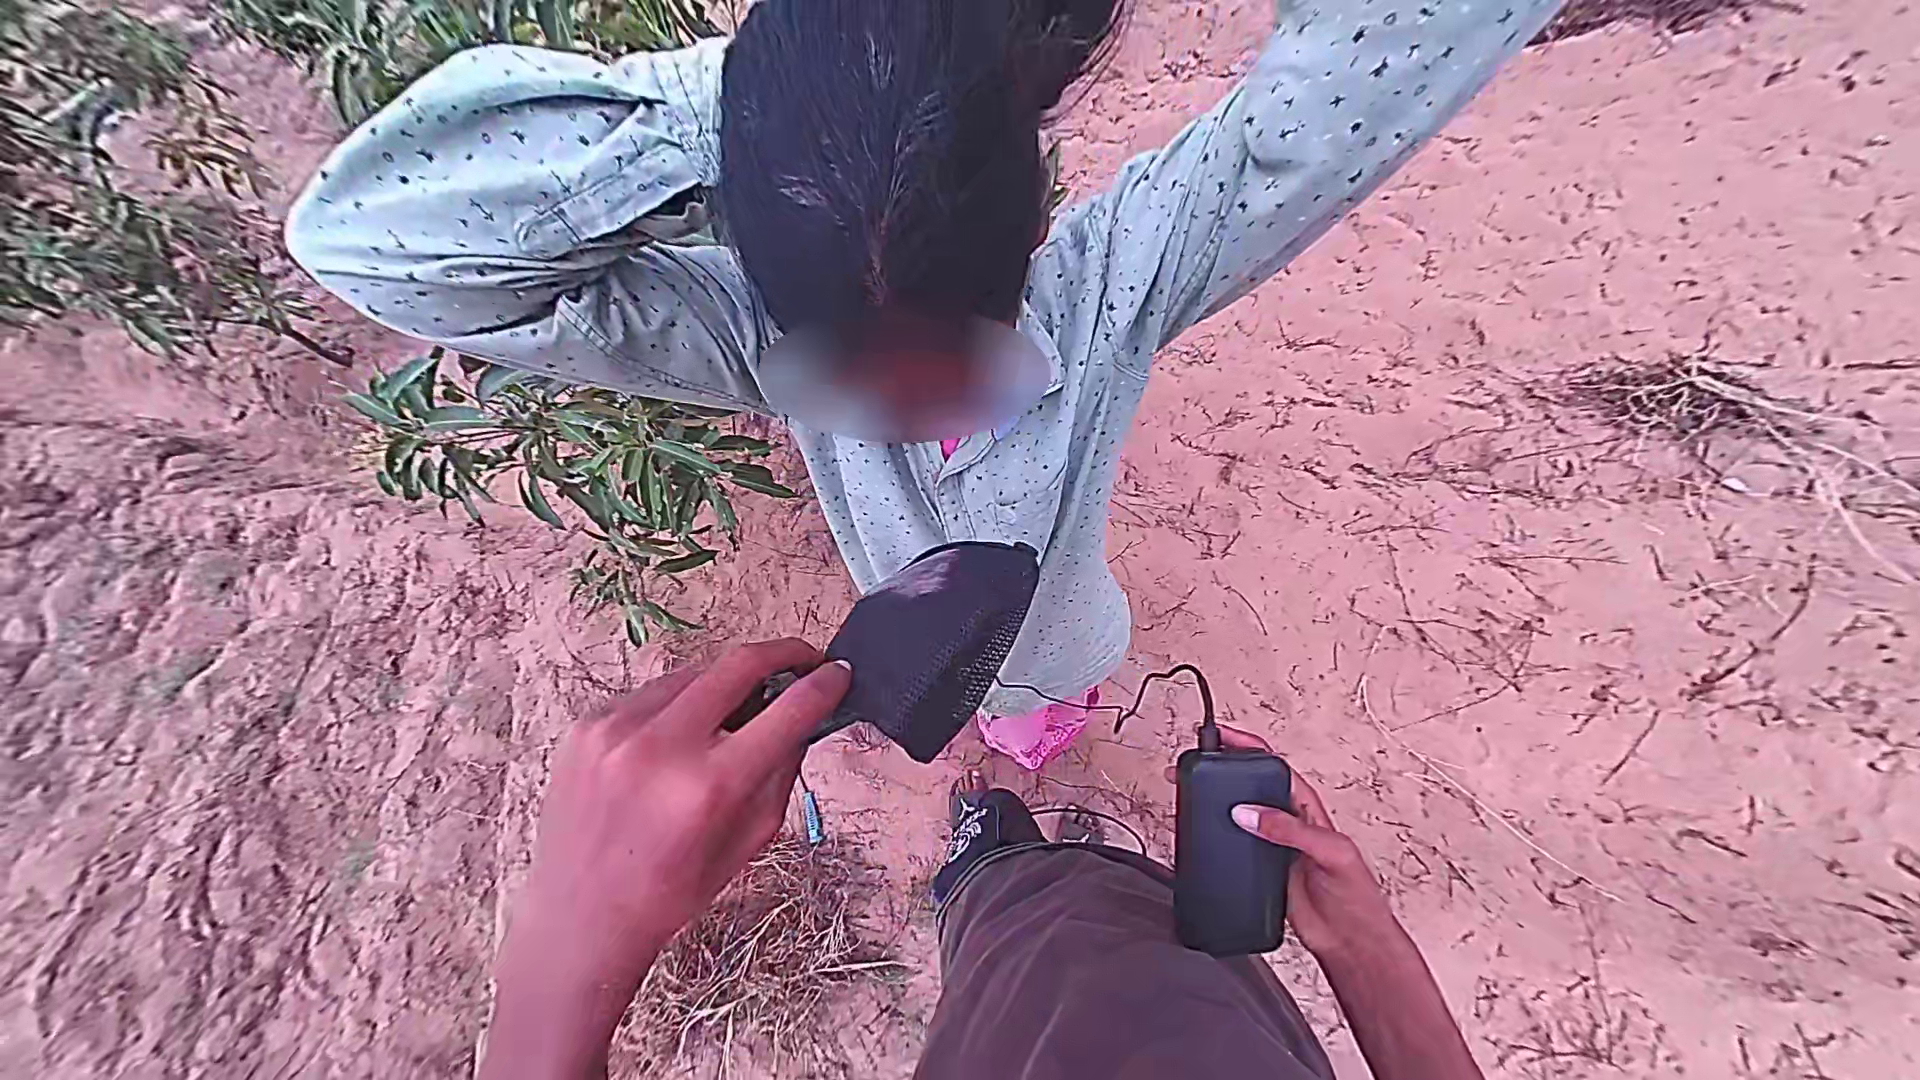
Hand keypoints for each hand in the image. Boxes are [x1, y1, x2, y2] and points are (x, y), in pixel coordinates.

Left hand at [481, 640, 850, 1079]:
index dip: (824, 683)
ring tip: (734, 712)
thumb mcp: (752, 837)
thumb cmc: (675, 891)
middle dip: (784, 652)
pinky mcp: (587, 725)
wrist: (575, 923)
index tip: (840, 670)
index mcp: (709, 785)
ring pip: (697, 673)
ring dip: (728, 683)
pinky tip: (679, 737)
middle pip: (740, 663)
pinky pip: (656, 693)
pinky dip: (682, 704)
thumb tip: (804, 711)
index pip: (788, 710)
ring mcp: (615, 729)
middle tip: (805, 658)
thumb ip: (783, 768)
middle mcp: (660, 746)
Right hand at [1171, 725, 1404, 961]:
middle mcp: (1285, 818)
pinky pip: (1229, 840)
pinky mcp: (1258, 864)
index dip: (1245, 745)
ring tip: (1189, 785)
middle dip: (1221, 764)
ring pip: (1235, 808)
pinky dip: (1212, 831)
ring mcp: (1270, 840)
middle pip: (1248, 781)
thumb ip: (1291, 829)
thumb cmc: (1357, 898)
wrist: (1350, 944)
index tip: (1222, 735)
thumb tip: (1249, 812)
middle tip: (1196, 756)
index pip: (1271, 764)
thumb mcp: (1331, 853)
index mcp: (1305, 805)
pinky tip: (1200, 828)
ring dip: (1213, 797)